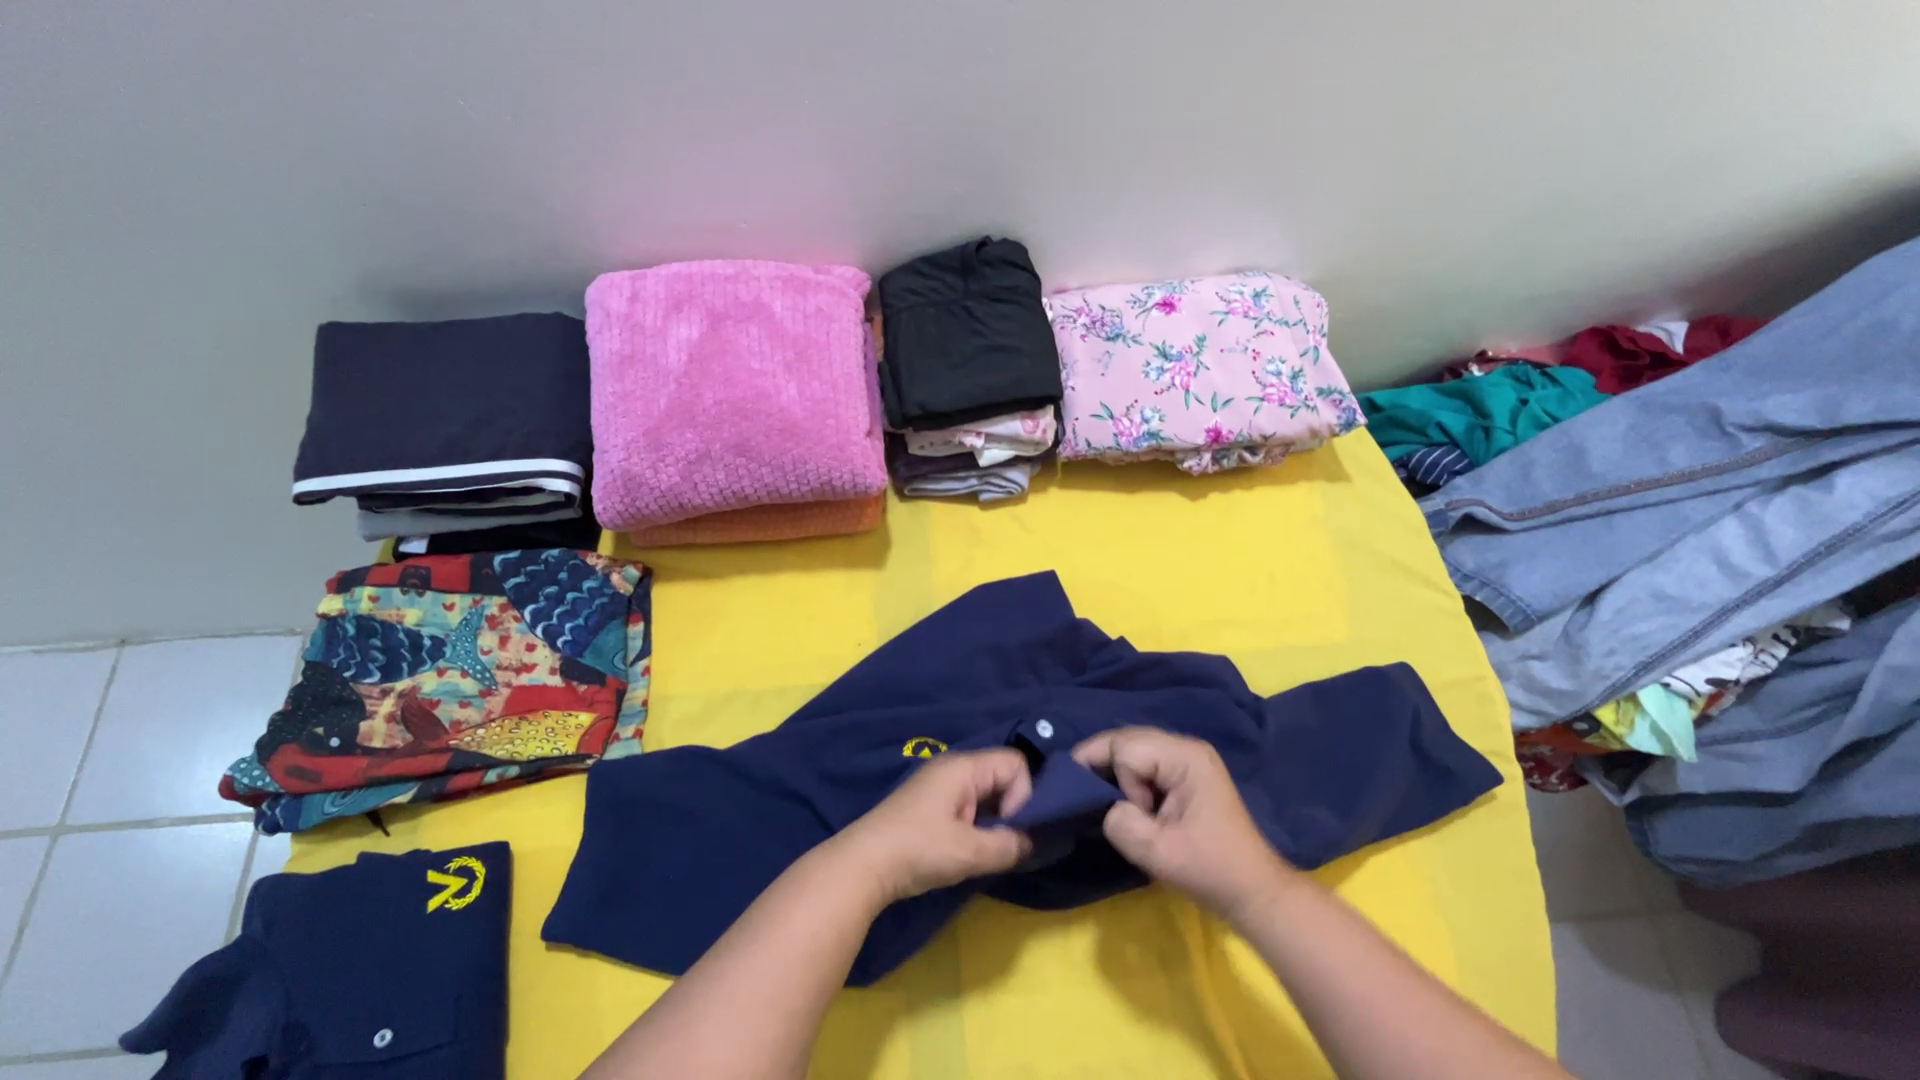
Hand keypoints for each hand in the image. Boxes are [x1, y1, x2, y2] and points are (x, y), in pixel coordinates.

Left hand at [825, 748, 1034, 905]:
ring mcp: (940, 787)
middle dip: (1012, 810)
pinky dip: (977, 827)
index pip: (1016, 764)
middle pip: (1002, 777)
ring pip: (987, 795)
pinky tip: (969, 852)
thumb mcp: (971, 852)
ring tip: (987, 852)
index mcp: (963, 767)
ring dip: (994, 823)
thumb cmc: (918, 850)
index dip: (1025, 794)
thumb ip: (1010, 845)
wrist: (862, 866)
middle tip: (1005, 843)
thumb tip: (1033, 843)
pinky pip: (969, 807)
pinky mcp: (931, 807)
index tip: (1011, 828)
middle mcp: (953, 769)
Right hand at [1073, 727, 1296, 921]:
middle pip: (1126, 739)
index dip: (1118, 781)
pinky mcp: (1184, 774)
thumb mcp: (1157, 853)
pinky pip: (1143, 762)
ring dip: (1116, 775)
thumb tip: (1108, 808)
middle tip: (1091, 799)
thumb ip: (1121, 823)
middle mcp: (1186, 747)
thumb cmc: (1210, 870)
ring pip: (1131, 748)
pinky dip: (1128, 780)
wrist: (1251, 889)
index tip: (1136, 816)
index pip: (1126, 747)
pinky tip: (1130, 803)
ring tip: (1113, 804)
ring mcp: (1186, 758)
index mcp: (1186, 758)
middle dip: (1104, 767)